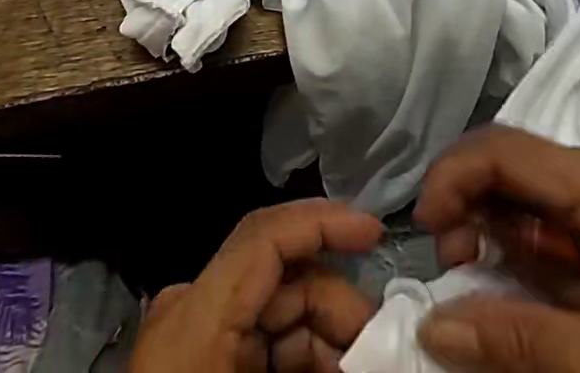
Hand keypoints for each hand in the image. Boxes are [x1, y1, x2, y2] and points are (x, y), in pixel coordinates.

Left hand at [130, 198, 383, 372]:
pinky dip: (305, 361)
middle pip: (284, 280)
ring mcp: (198, 337)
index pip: (264, 237)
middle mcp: (195, 310)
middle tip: (384, 348)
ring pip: (282, 314)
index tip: (375, 235)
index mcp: (197, 314)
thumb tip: (384, 349)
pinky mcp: (206, 361)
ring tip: (362, 365)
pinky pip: (265, 343)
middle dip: (340, 308)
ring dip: (328, 341)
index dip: (322, 222)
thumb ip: (324, 366)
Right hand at [412, 126, 579, 372]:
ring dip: (492, 239)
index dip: (456, 177)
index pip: (513, 152)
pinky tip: (507, 295)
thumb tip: (430, 324)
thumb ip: (523, 340)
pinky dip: (522, 265)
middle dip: (471, 209)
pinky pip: (556, 243)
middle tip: (448, 269)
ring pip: (531, 208)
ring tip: (468, 284)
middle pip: (518, 172)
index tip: (422, 230)